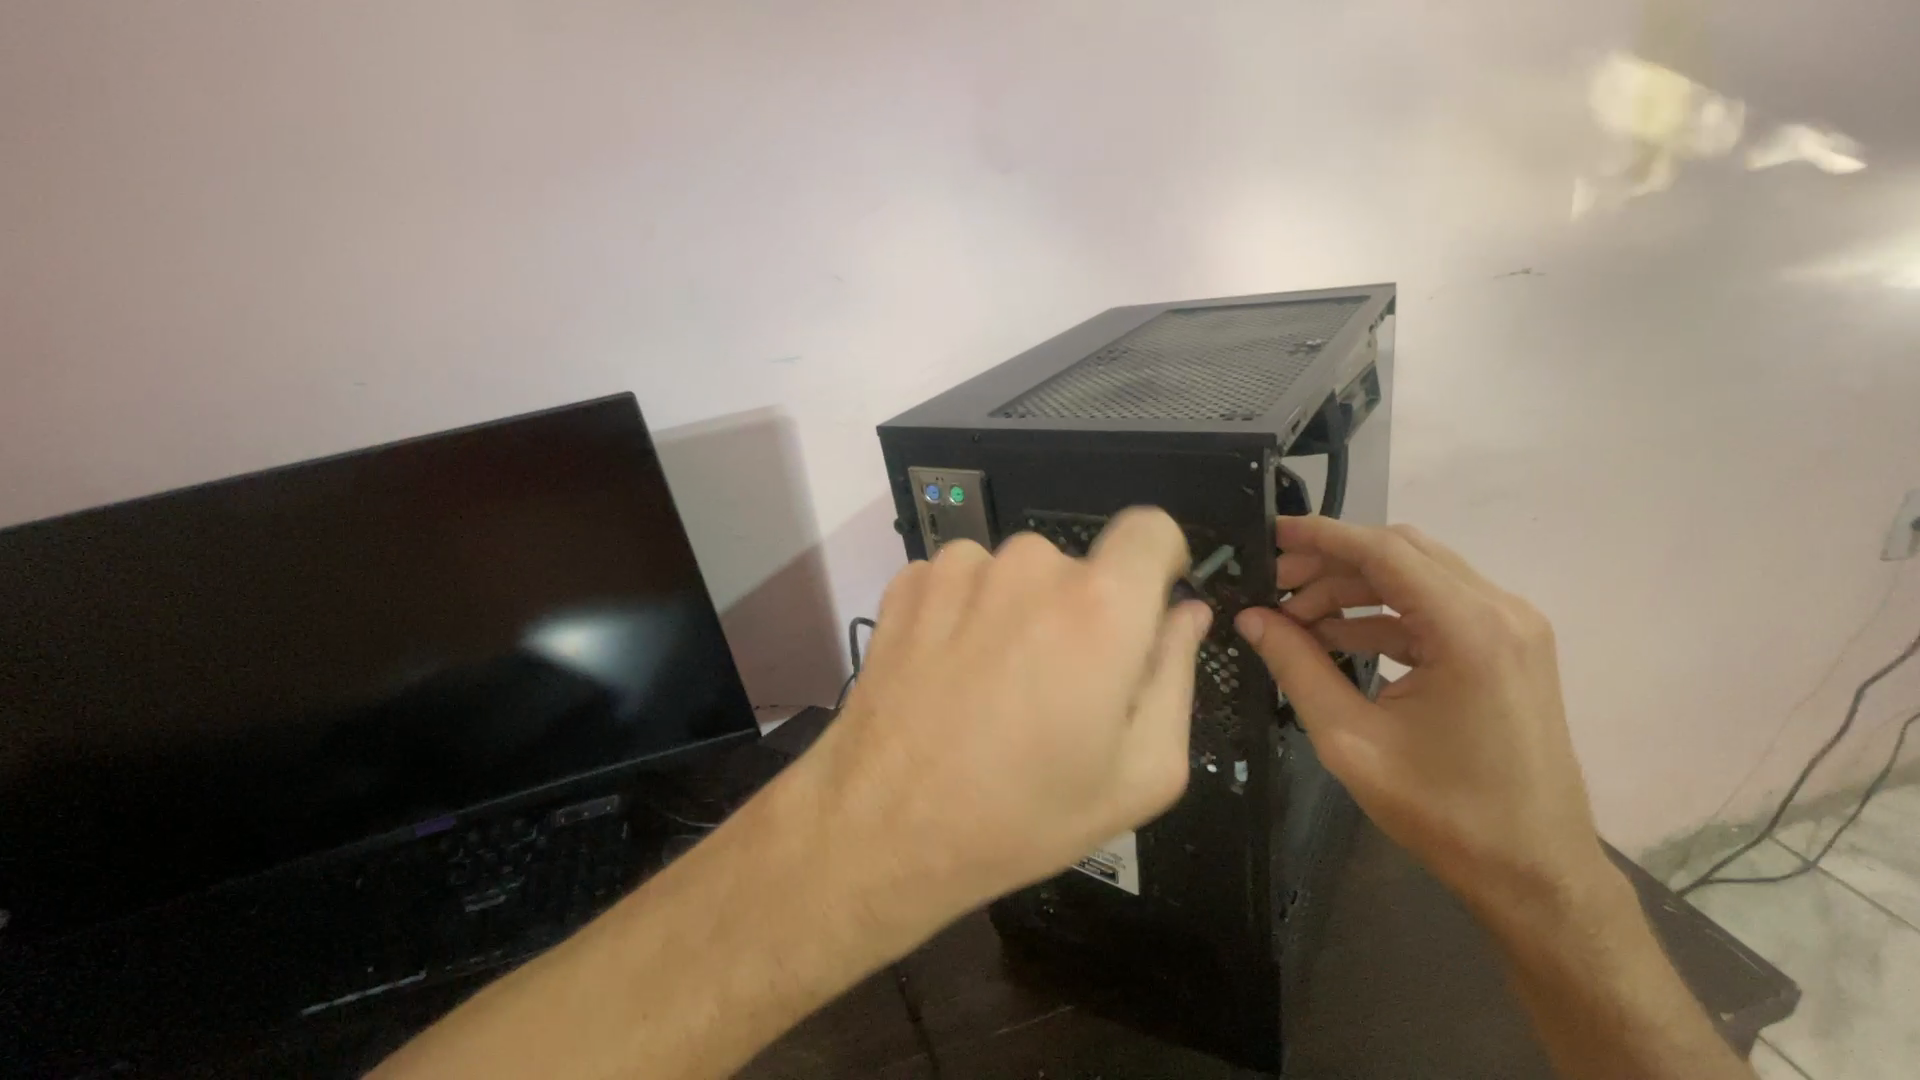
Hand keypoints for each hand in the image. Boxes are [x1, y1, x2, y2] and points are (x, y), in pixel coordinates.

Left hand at [808, 508, 1211, 927]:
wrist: (883, 827)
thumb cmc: (1023, 814)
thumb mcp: (1140, 773)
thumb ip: (1176, 675)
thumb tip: (1185, 613)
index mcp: (1100, 607)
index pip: (1151, 529)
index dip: (1156, 564)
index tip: (1142, 612)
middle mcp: (1029, 566)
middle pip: (1080, 567)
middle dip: (1081, 614)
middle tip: (1056, 690)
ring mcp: (960, 567)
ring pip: (1017, 576)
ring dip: (1018, 614)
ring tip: (993, 688)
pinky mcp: (909, 581)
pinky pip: (964, 581)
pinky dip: (966, 615)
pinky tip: (950, 675)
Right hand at [1233, 516, 1613, 919]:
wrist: (1533, 872)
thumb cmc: (1443, 810)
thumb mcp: (1351, 739)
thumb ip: (1296, 667)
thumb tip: (1251, 617)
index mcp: (1470, 629)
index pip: (1384, 552)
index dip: (1321, 536)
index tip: (1270, 534)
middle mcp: (1501, 612)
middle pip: (1402, 554)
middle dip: (1332, 562)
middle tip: (1274, 585)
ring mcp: (1512, 629)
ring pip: (1418, 577)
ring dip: (1355, 590)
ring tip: (1296, 618)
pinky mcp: (1509, 650)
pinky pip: (1436, 609)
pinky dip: (1384, 615)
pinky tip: (1337, 640)